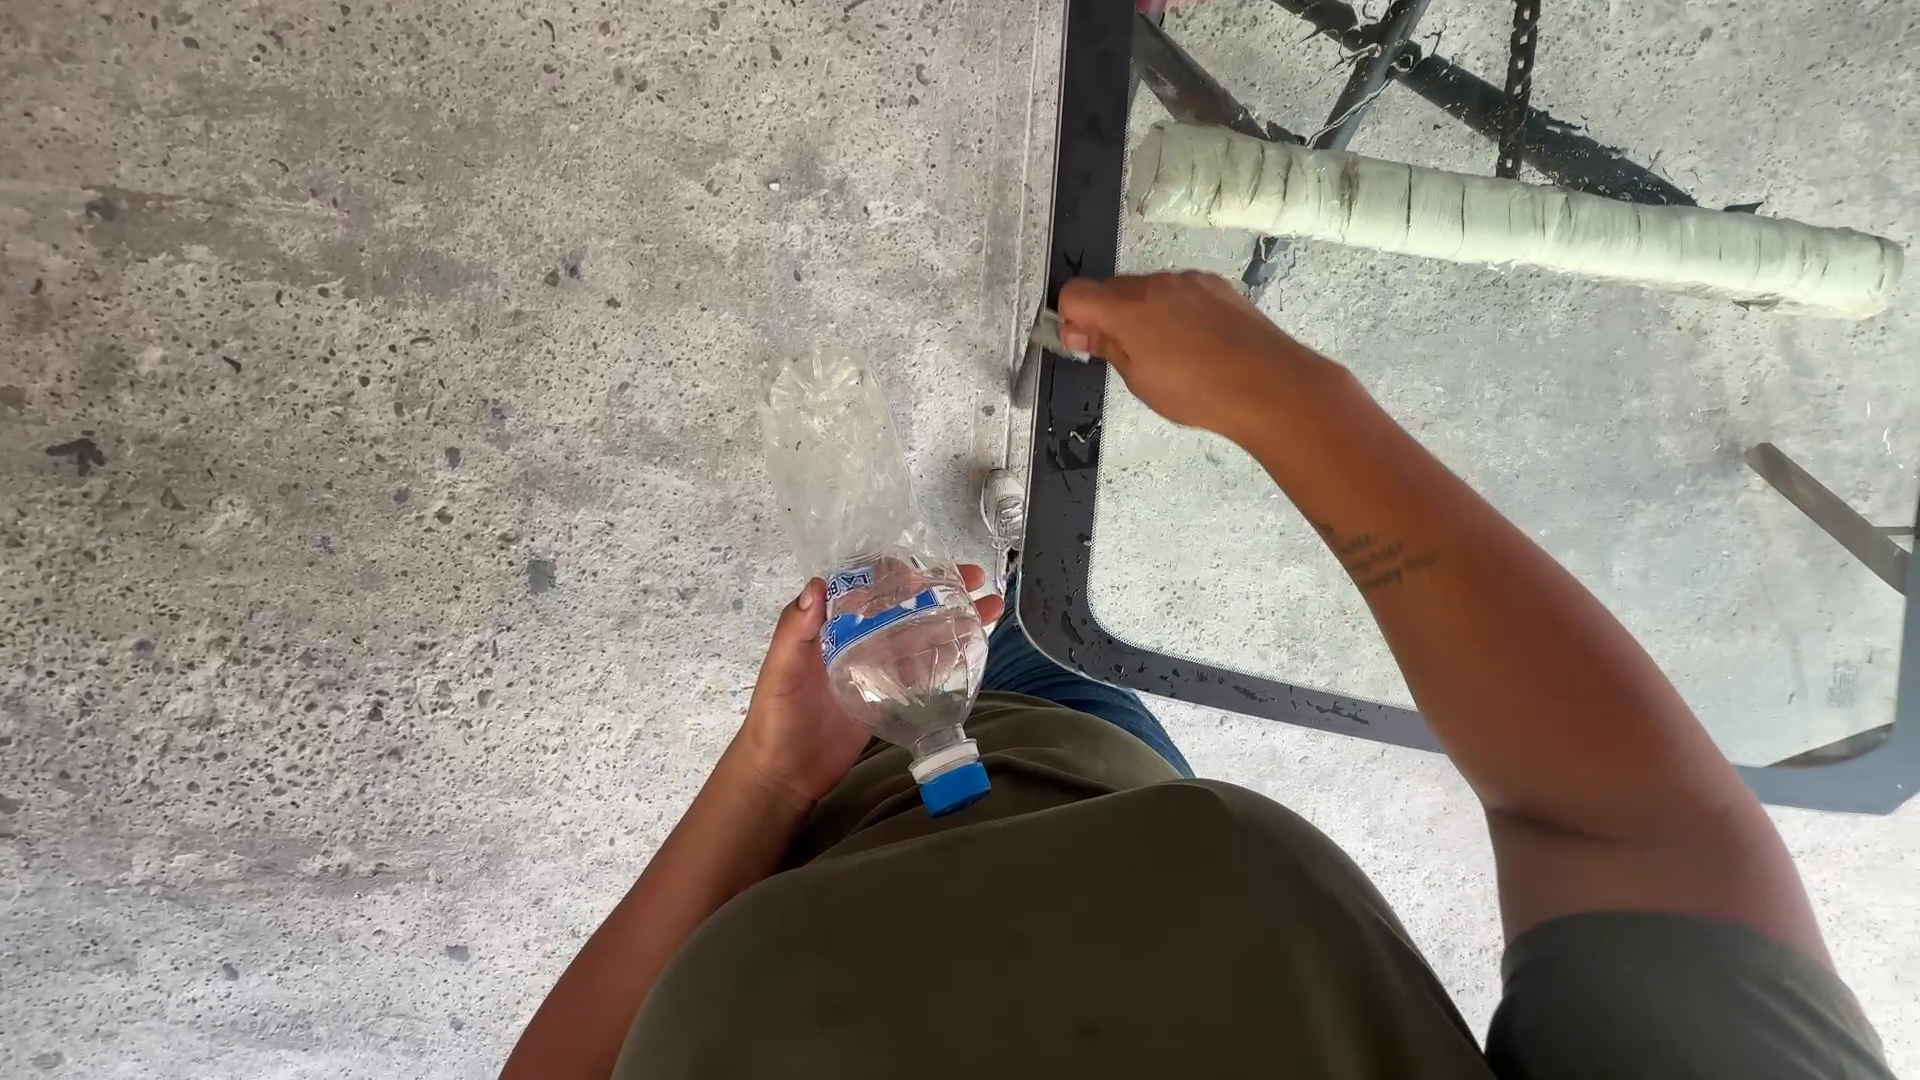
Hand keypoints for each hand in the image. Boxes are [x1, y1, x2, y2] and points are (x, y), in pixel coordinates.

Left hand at [732, 565, 1004, 806]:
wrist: (785, 774)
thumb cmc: (776, 719)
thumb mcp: (780, 672)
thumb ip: (794, 632)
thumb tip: (816, 585)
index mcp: (829, 623)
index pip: (866, 583)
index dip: (896, 570)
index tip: (924, 567)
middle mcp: (857, 635)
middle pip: (902, 601)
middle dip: (938, 585)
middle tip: (974, 578)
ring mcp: (878, 663)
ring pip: (920, 629)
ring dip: (954, 614)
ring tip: (990, 606)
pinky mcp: (892, 691)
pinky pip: (924, 665)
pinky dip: (950, 651)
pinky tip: (976, 642)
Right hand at [1057, 272, 1341, 444]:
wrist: (1268, 384)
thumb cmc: (1199, 391)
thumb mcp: (1139, 380)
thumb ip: (1105, 347)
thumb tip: (1077, 331)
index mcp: (1128, 309)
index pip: (1075, 294)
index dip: (1070, 319)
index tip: (1082, 344)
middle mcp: (1156, 284)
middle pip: (1110, 289)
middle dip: (1105, 318)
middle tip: (1122, 357)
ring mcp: (1188, 281)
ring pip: (1146, 290)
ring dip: (1141, 315)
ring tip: (1164, 356)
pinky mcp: (1215, 286)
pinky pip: (1178, 292)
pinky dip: (1171, 312)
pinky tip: (1190, 345)